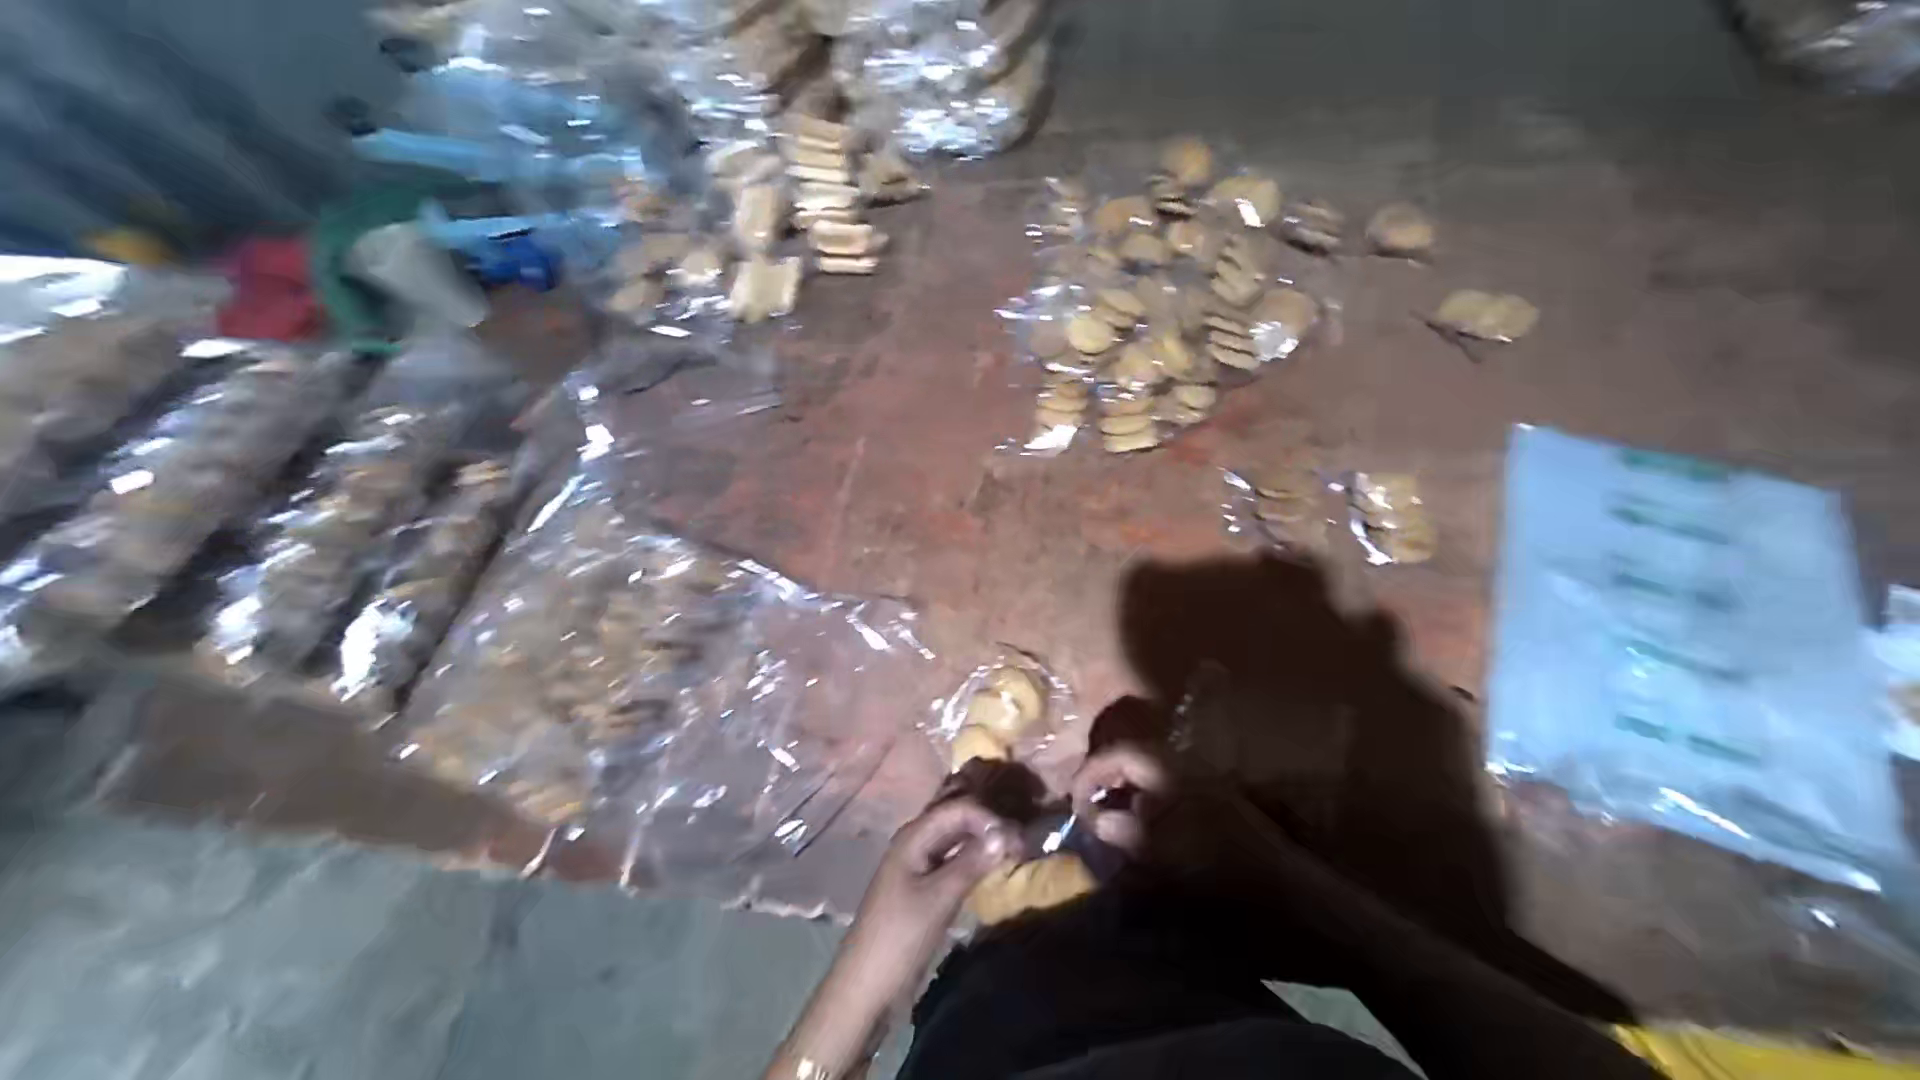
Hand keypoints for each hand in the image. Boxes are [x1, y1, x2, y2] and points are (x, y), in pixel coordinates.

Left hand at [765, 797, 1016, 1079]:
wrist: (866, 986)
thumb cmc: (900, 937)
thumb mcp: (939, 898)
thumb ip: (971, 862)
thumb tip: (1006, 833)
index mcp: (913, 835)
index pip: (958, 807)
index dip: (989, 817)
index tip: (1019, 839)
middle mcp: (915, 840)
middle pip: (956, 817)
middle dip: (988, 823)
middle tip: (1021, 841)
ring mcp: (918, 861)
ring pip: (956, 837)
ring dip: (982, 840)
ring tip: (1013, 852)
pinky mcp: (923, 884)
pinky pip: (953, 858)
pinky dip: (973, 858)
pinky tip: (992, 868)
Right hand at [1071, 740, 1303, 885]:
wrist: (1284, 888)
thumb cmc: (1219, 866)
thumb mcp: (1163, 851)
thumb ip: (1125, 830)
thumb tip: (1097, 818)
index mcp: (1172, 771)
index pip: (1121, 753)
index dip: (1091, 772)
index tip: (1074, 799)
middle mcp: (1185, 768)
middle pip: (1134, 758)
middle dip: (1106, 779)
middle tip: (1087, 806)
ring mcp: (1201, 783)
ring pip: (1149, 775)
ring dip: (1125, 792)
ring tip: (1109, 819)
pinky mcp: (1212, 802)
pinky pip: (1166, 791)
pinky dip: (1145, 803)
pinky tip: (1141, 830)